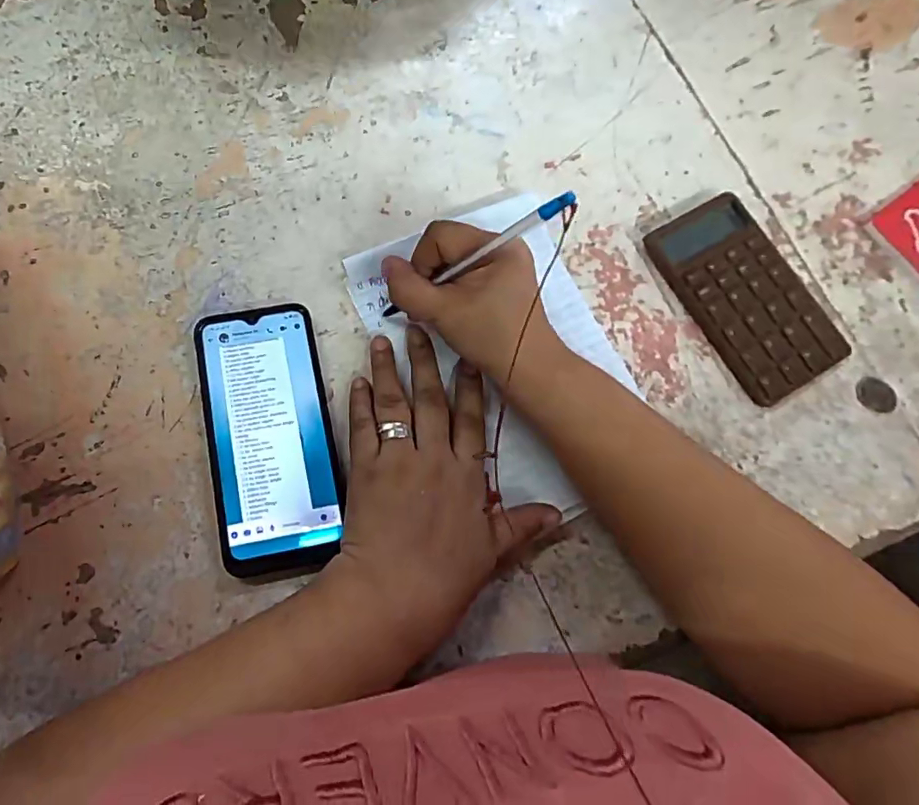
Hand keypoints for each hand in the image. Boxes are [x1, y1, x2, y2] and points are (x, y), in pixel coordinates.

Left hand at [320, 330, 560, 655]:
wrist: (395, 591)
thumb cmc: (446, 576)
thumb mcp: (492, 551)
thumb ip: (521, 525)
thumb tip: (560, 516)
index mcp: (466, 474)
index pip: (470, 419)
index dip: (469, 386)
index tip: (467, 357)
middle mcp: (433, 457)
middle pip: (431, 399)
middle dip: (426, 361)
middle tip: (418, 328)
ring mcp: (397, 458)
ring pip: (395, 403)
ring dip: (388, 369)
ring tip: (382, 340)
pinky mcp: (366, 466)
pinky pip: (364, 425)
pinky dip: (360, 401)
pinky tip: (358, 380)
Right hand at [382, 221, 570, 377]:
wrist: (529, 370)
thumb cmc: (489, 337)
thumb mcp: (440, 311)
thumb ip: (406, 286)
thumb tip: (387, 263)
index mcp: (495, 245)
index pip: (438, 235)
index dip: (421, 262)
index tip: (425, 296)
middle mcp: (502, 246)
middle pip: (444, 245)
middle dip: (428, 274)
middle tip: (428, 307)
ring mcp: (503, 263)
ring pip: (450, 260)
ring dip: (436, 284)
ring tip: (438, 312)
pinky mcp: (500, 280)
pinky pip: (463, 272)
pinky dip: (449, 290)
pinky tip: (450, 312)